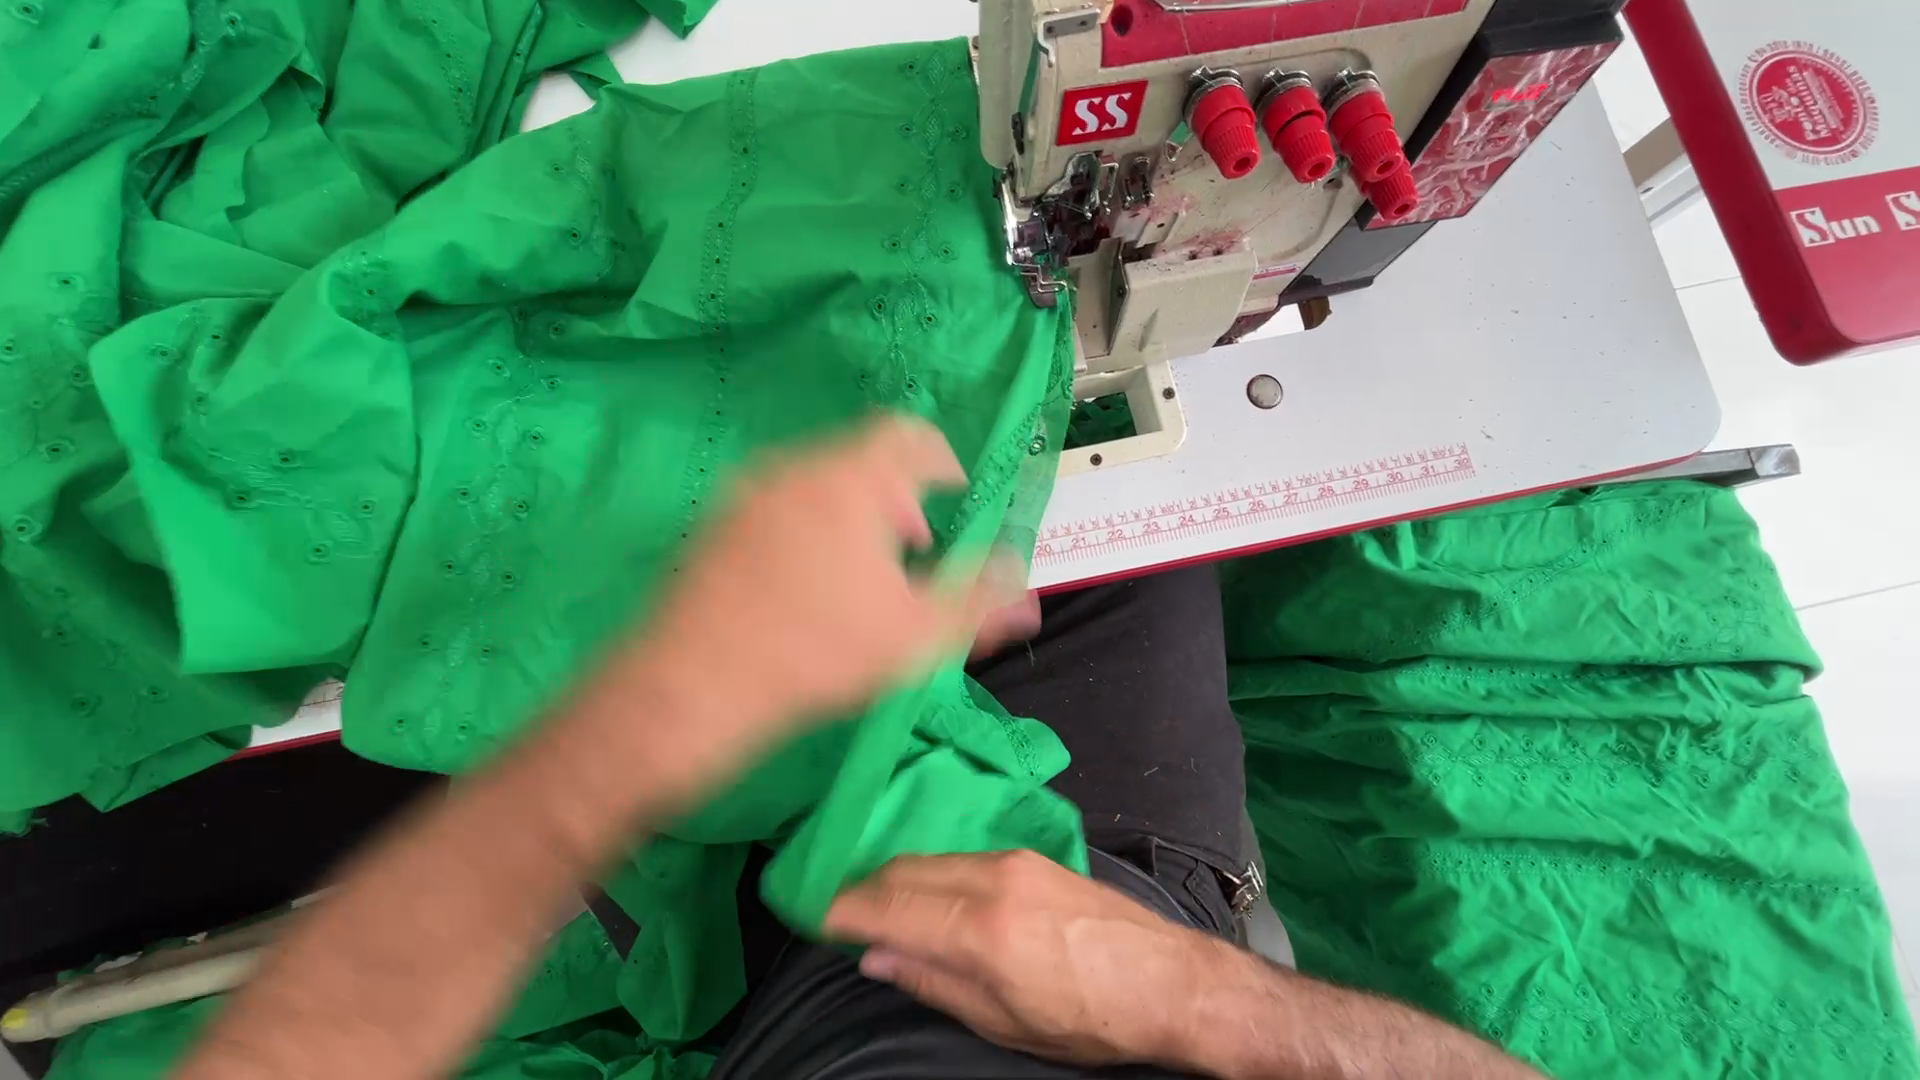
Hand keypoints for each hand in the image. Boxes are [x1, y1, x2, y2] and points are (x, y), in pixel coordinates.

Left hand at [633, 415, 1028, 747]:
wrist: (695, 684)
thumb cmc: (817, 652)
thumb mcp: (915, 635)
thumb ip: (979, 605)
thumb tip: (1028, 594)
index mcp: (851, 481)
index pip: (908, 434)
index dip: (940, 459)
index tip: (952, 494)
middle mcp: (797, 469)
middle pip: (865, 458)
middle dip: (899, 495)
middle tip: (910, 547)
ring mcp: (748, 492)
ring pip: (820, 479)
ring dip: (854, 508)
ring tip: (860, 568)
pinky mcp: (715, 521)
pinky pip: (780, 500)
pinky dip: (810, 521)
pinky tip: (805, 579)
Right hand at [823, 850, 1234, 1066]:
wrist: (1165, 978)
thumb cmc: (1085, 1018)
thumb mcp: (1002, 1020)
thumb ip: (931, 979)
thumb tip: (873, 954)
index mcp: (983, 927)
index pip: (891, 905)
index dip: (845, 908)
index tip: (814, 914)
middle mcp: (993, 877)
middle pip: (905, 870)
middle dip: (863, 887)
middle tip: (835, 911)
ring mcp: (1013, 859)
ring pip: (931, 858)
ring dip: (894, 878)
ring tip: (872, 905)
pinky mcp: (1030, 855)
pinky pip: (960, 857)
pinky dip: (928, 873)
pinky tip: (923, 894)